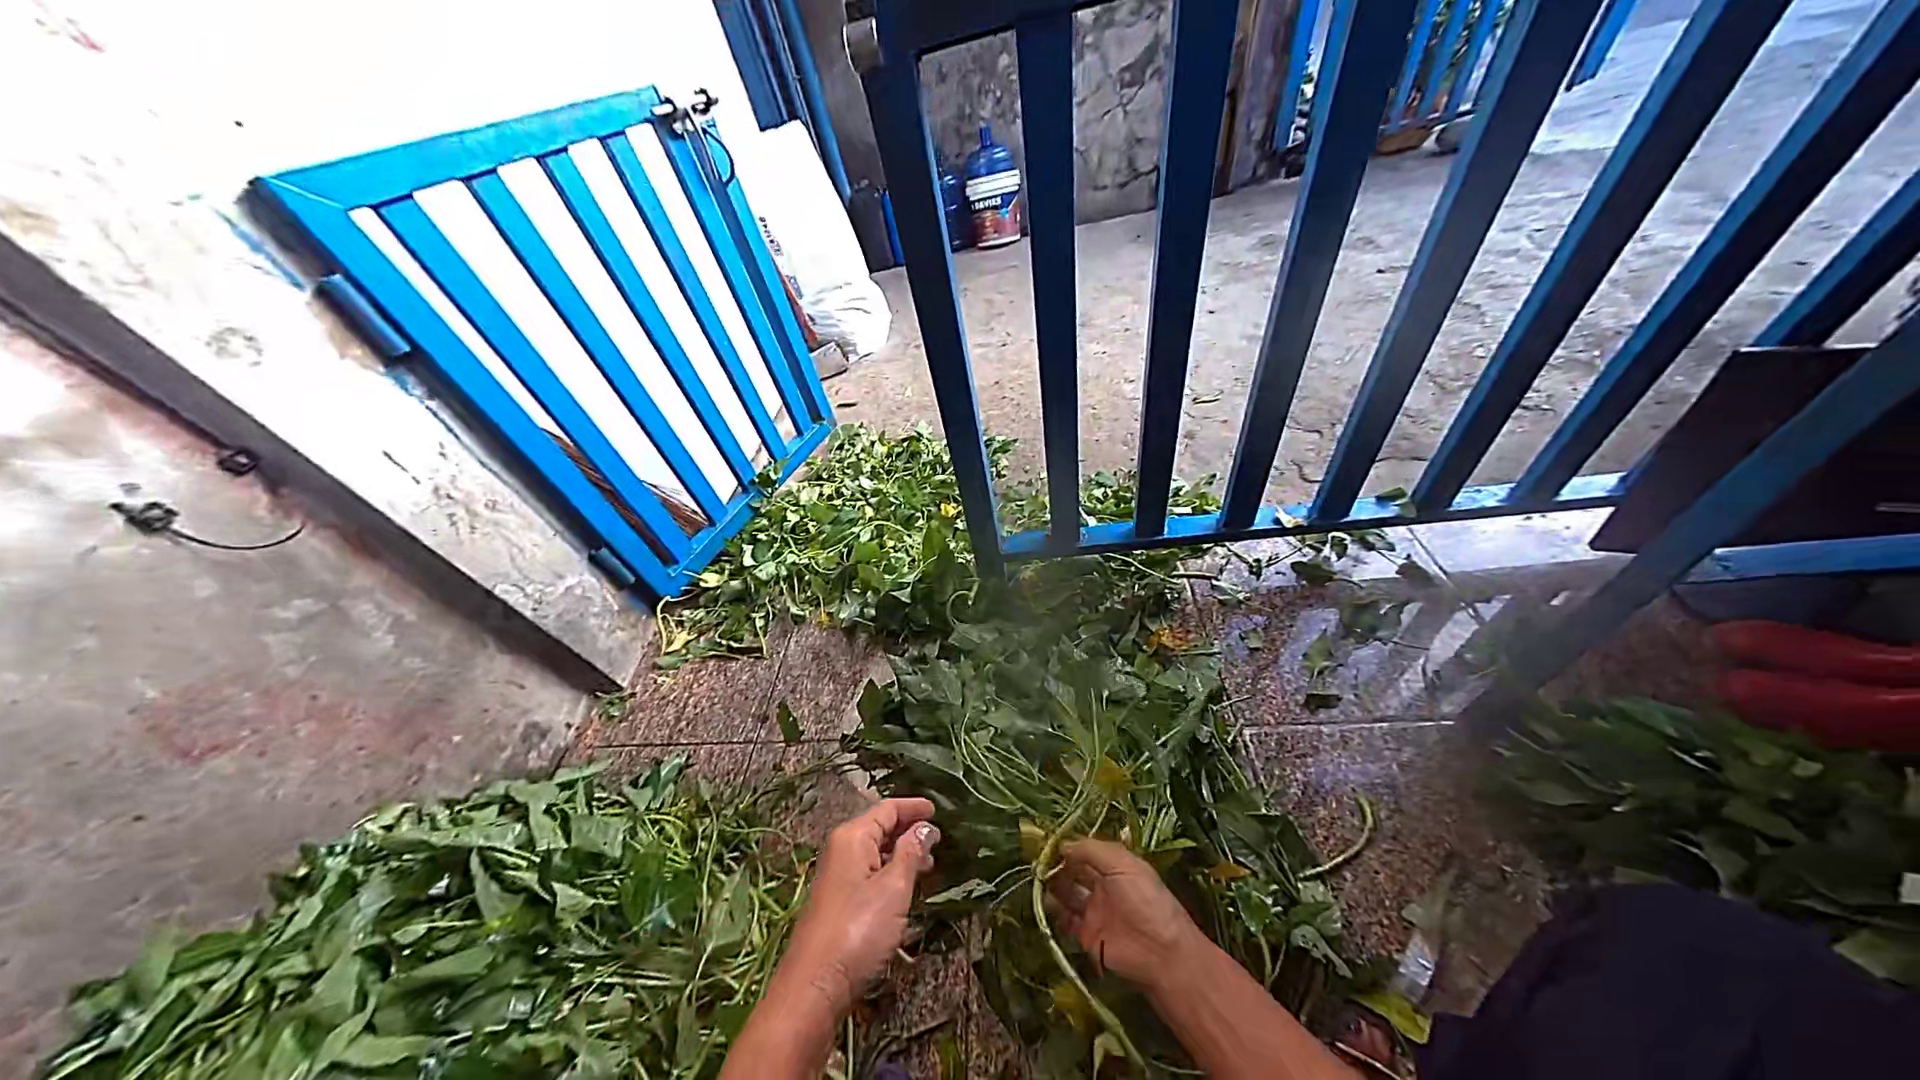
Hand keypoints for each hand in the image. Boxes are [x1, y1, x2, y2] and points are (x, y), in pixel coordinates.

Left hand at [779, 797, 940, 1012]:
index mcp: (852, 837)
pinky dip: (890, 872)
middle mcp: (841, 850)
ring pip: (875, 852)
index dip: (913, 807)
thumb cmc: (858, 930)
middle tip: (939, 840)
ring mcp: (837, 876)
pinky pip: (869, 873)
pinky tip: (906, 888)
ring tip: (929, 865)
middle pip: (879, 827)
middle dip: (909, 830)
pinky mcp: (838, 901)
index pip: (887, 808)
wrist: (815, 985)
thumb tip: (924, 827)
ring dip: (901, 854)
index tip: (938, 810)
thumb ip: (911, 853)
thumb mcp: (894, 888)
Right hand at [1049, 838, 1202, 989]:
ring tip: (1037, 877)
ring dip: (1052, 885)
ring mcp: (1093, 911)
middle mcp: (1102, 887)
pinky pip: (1064, 920)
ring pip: (1066, 893)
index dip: (1068, 847)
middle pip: (1073, 871)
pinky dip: (1052, 911)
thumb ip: (1092, 850)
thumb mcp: (1123, 864)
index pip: (1086, 852)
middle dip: (1057, 865)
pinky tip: (1043, 900)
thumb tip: (1063, 844)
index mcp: (1115, 867)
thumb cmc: (1145, 900)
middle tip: (1037, 859)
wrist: (1159, 952)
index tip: (1047, 842)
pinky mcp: (1085, 935)